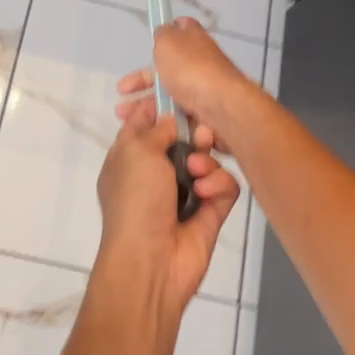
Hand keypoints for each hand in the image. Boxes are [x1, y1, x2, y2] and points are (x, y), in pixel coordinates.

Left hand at [95, 96, 240, 316]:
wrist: (151, 261)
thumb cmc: (135, 200)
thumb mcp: (137, 152)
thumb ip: (157, 128)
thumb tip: (171, 119)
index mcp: (130, 157)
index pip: (145, 122)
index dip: (161, 107)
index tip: (181, 93)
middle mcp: (156, 173)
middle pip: (183, 139)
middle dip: (195, 132)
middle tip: (200, 134)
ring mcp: (185, 192)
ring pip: (208, 160)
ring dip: (206, 160)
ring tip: (198, 171)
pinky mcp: (210, 211)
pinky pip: (224, 186)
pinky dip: (219, 184)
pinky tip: (207, 191)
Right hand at [114, 17, 259, 136]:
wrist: (220, 106)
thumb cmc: (190, 68)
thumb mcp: (168, 40)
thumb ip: (162, 33)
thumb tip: (165, 32)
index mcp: (193, 40)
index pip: (176, 34)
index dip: (159, 42)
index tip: (145, 53)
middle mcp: (200, 63)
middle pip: (166, 73)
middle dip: (141, 87)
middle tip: (121, 102)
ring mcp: (203, 91)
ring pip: (169, 99)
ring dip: (146, 109)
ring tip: (126, 120)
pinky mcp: (205, 115)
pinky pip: (179, 119)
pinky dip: (162, 124)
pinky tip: (148, 130)